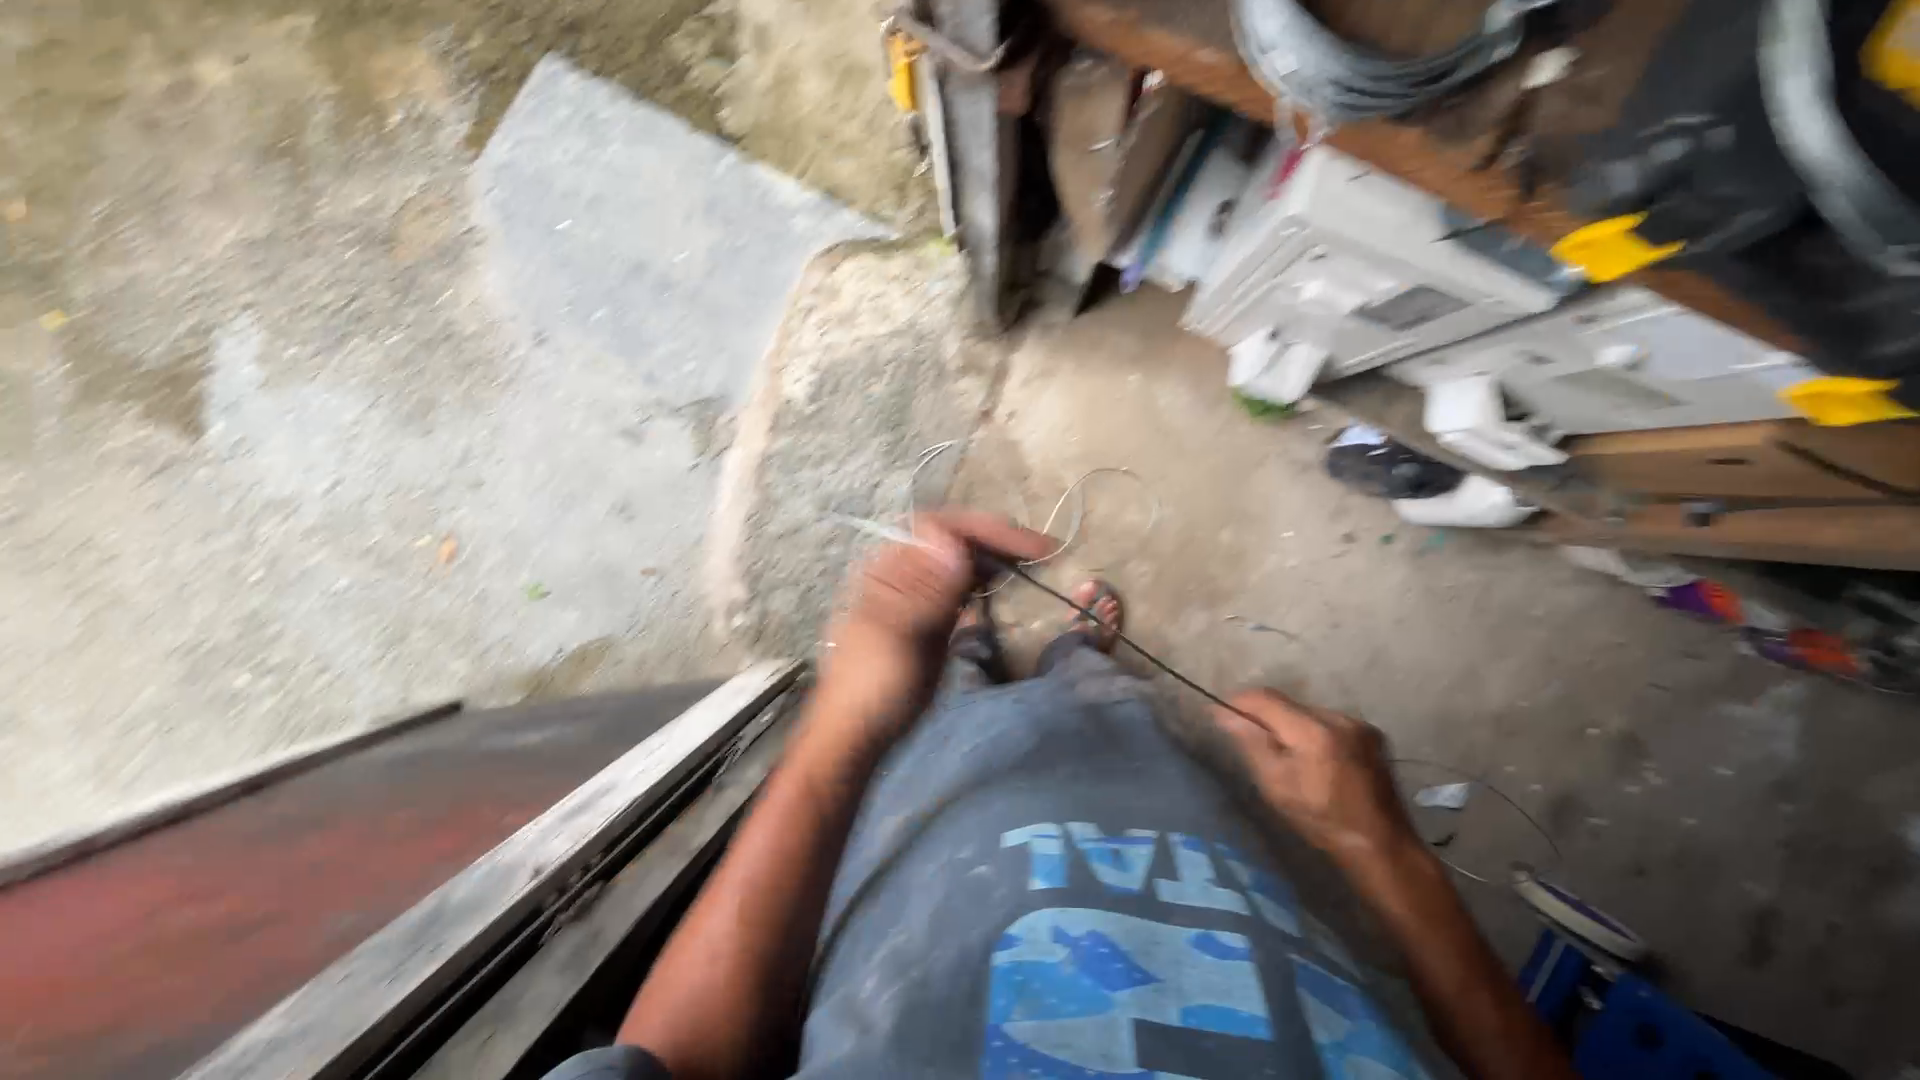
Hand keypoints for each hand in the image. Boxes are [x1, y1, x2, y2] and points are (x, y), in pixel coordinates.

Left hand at [809, 510, 1053, 757]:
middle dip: (998, 540)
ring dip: (996, 557)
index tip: (1028, 546)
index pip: (941, 528)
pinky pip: (963, 588)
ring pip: (962, 561)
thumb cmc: (871, 686)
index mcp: (889, 568)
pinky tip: (1009, 585)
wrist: (857, 734)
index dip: (985, 529)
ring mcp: (921, 596)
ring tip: (1035, 563)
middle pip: (955, 540)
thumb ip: (924, 591)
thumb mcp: (898, 637)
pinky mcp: (934, 619)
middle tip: (1044, 551)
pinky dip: (988, 581)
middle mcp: (906, 573)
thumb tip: (953, 542)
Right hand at [1212, 688, 1418, 868]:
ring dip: (1289, 724)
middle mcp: (1338, 718)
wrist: (1381, 844)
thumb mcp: (1276, 786)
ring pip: (1307, 712)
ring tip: (1283, 752)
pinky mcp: (1372, 734)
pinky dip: (1312, 732)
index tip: (1218, 713)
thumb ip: (1251, 743)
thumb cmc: (1321, 820)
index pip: (1265, 698)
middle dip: (1264, 717)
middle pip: (1287, 704)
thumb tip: (1224, 714)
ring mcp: (1359, 725)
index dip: (1238, 702)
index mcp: (1314, 732)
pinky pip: (1329, 722)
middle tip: (1247, 739)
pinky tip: (1312, 757)